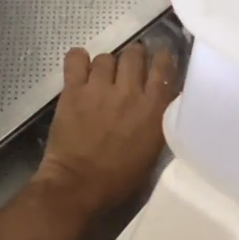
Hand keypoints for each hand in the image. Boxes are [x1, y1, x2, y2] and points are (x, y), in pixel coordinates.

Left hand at [32, 44, 176, 220]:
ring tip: (102, 78)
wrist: (79, 185)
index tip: (158, 62)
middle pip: (135, 54)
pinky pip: (76, 58)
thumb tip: (158, 100)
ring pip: (107, 57)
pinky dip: (79, 59)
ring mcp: (100, 88)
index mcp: (155, 108)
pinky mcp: (73, 90)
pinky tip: (80, 69)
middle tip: (128, 70)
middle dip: (134, 58)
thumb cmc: (121, 177)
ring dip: (106, 65)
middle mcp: (130, 92)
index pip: (165, 66)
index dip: (162, 58)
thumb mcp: (154, 148)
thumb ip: (159, 119)